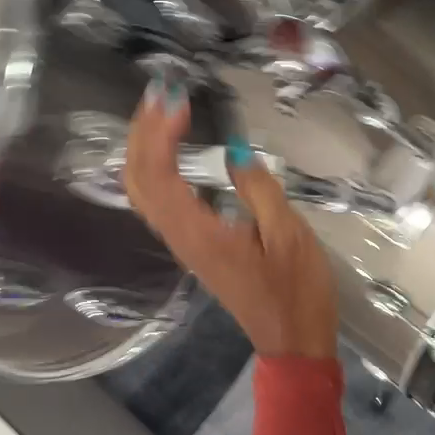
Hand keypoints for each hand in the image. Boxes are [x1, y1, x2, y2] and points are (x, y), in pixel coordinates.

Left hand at [124, 83, 337, 359]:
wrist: (294, 340)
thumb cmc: (297, 291)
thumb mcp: (289, 236)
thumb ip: (259, 190)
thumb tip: (235, 152)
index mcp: (199, 232)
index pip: (158, 173)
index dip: (159, 131)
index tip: (178, 97)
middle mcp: (180, 237)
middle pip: (137, 180)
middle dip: (141, 132)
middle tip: (162, 94)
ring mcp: (186, 245)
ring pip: (144, 191)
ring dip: (145, 148)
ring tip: (163, 114)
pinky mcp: (197, 248)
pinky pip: (161, 203)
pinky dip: (158, 169)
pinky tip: (174, 153)